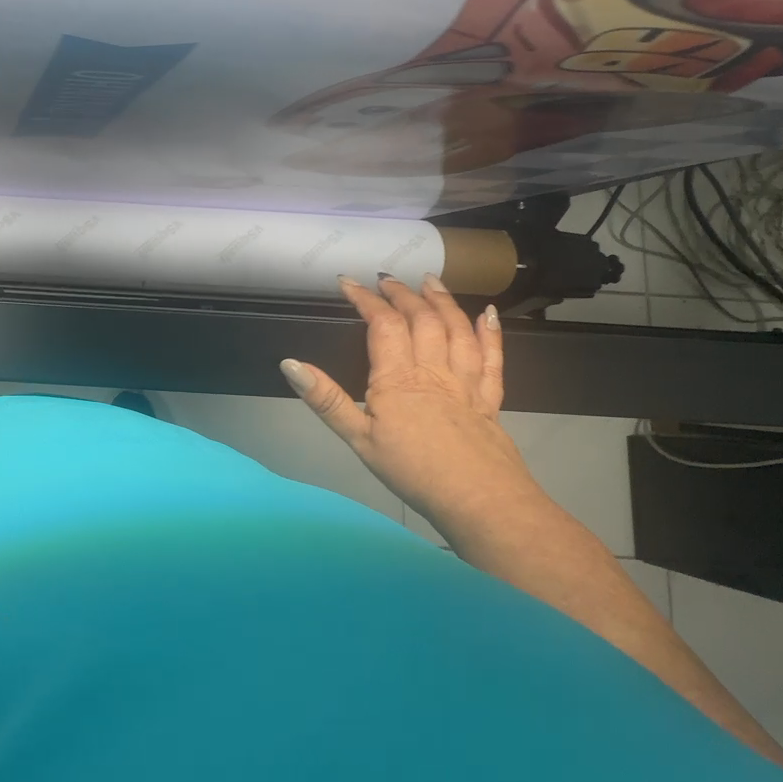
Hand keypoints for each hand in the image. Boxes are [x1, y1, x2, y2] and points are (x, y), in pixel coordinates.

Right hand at [280, 274, 543, 533]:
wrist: (481, 502)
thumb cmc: (413, 471)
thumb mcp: (358, 438)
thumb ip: (326, 399)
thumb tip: (290, 364)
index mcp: (398, 379)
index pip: (382, 325)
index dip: (365, 299)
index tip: (348, 282)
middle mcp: (434, 371)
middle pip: (422, 320)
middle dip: (402, 295)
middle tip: (387, 279)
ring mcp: (467, 383)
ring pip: (457, 330)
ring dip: (443, 301)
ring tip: (430, 281)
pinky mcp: (490, 399)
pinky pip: (492, 358)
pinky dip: (490, 332)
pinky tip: (488, 314)